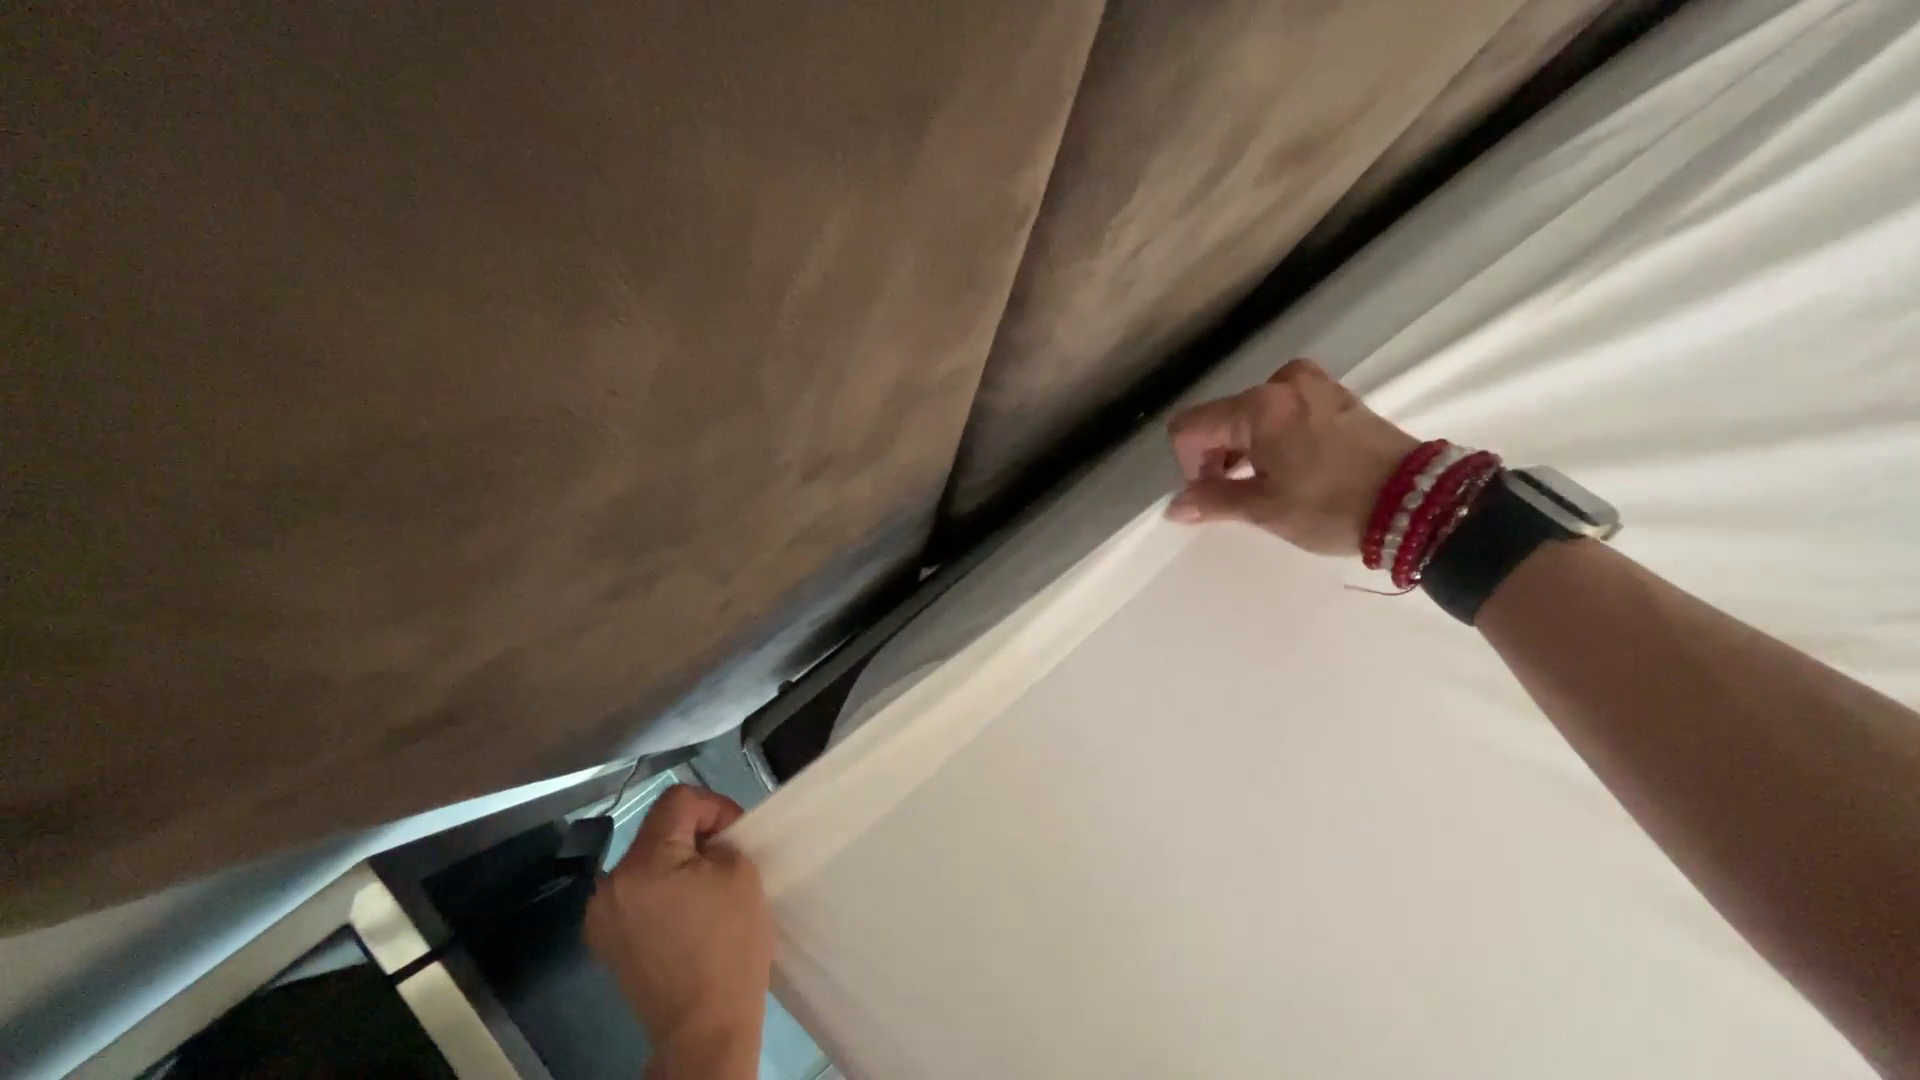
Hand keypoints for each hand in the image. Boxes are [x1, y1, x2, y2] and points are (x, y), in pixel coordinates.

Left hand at [585, 785, 770, 1079]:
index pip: (677, 800)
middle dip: (694, 838)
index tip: (734, 835)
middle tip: (725, 863)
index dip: (714, 807)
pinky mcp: (604, 940)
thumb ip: (721, 842)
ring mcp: (601, 915)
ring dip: (675, 866)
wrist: (704, 1027)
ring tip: (704, 894)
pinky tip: (683, 919)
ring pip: (646, 862)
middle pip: (658, 831)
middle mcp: (609, 884)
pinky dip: (660, 894)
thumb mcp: (741, 875)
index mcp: (643, 864)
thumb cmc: (730, 948)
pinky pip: (635, 894)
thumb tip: (708, 840)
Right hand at [1164, 358, 1417, 554]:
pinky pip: (1286, 410)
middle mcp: (1282, 383)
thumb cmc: (1331, 505)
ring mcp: (1315, 385)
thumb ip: (1213, 500)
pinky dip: (1276, 436)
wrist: (1419, 503)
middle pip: (1223, 417)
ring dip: (1247, 446)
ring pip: (1254, 413)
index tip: (1209, 492)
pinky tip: (1293, 467)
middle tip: (1235, 493)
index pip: (1191, 426)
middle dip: (1217, 455)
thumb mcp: (1265, 508)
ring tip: (1266, 483)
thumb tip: (1174, 506)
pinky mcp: (1338, 396)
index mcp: (1257, 406)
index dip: (1188, 463)